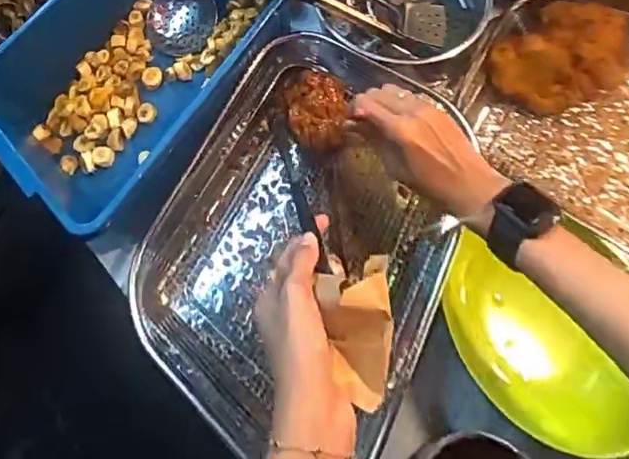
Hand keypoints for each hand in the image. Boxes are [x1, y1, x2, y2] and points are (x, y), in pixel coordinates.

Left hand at [256, 218, 355, 457]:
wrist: (317, 408)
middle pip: (302, 275)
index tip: (324, 220)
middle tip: (339, 255)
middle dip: (320, 260)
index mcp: (270, 298)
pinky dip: (345, 306)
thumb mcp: (294, 299)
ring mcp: (305, 332)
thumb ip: (299, 265)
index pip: (285, 257)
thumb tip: (307, 236)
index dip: (303, 237)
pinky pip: (334, 317)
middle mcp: (284, 313)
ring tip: (350, 274)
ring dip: (335, 283)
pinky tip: (358, 302)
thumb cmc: (299, 349)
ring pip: (320, 295)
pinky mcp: (325, 348)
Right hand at [352, 86, 506, 220]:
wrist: (473, 186)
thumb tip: (352, 126)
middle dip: (365, 103)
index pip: (366, 104)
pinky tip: (399, 118)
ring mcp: (427, 106)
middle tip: (362, 120)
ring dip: (381, 99)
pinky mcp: (437, 107)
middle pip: (377, 92)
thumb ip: (374, 141)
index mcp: (401, 130)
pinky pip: (409, 95)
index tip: (349, 120)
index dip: (353, 109)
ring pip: (393, 89)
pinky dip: (398, 101)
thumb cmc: (432, 186)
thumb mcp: (397, 168)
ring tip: (380, 117)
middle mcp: (413, 111)